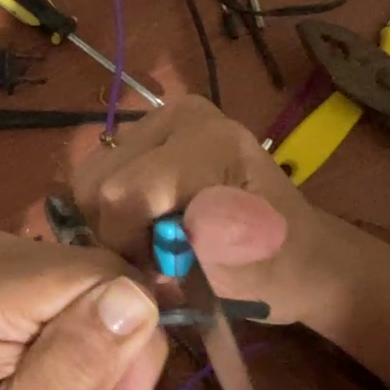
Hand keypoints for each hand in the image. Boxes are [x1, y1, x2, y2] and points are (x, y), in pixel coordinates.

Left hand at [0, 231, 168, 389]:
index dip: (133, 332)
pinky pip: (84, 284)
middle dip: (122, 342)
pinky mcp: (16, 264)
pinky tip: (70, 368)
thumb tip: (135, 295)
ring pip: (102, 280)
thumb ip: (78, 359)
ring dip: (109, 343)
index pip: (103, 274)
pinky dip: (92, 331)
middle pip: (105, 274)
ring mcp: (5, 252)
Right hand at [71, 97, 343, 323]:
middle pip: (97, 180)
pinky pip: (99, 173)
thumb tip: (166, 237)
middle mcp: (177, 115)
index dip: (126, 242)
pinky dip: (111, 208)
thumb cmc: (278, 269)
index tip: (156, 274)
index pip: (123, 192)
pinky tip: (144, 226)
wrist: (299, 255)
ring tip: (149, 244)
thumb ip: (205, 248)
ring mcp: (157, 120)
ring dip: (109, 220)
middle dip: (114, 231)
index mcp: (208, 140)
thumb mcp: (249, 269)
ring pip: (90, 176)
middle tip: (152, 261)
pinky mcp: (145, 134)